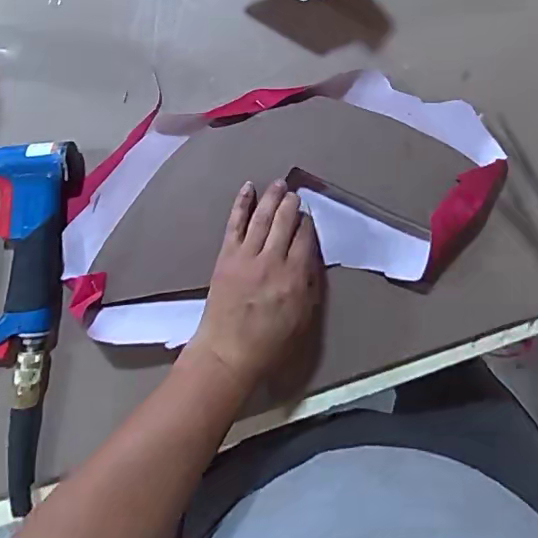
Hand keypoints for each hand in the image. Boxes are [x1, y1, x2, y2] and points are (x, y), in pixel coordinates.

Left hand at [185, 180, 321, 391]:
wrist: (228, 352)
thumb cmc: (269, 343)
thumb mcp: (302, 318)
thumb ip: (309, 285)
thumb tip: (311, 258)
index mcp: (295, 278)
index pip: (305, 239)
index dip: (307, 225)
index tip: (308, 218)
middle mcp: (272, 261)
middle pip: (285, 222)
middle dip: (292, 205)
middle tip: (295, 194)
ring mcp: (247, 256)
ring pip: (263, 217)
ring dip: (272, 197)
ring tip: (279, 184)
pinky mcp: (227, 256)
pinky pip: (236, 223)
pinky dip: (242, 203)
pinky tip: (249, 189)